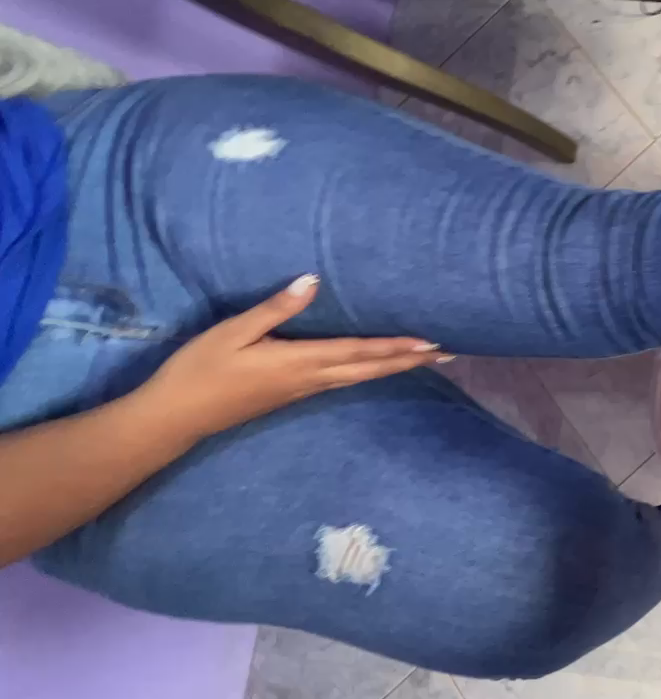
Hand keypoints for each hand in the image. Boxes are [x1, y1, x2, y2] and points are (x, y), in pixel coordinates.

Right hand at [132, 274, 448, 440]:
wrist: (172, 418)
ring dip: (399, 367)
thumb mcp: (232, 332)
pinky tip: (383, 369)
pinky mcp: (298, 394)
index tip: (432, 342)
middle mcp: (314, 377)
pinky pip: (348, 381)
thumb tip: (312, 280)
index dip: (398, 346)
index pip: (362, 351)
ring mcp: (308, 389)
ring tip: (430, 360)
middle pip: (374, 368)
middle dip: (413, 360)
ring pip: (365, 377)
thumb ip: (276, 308)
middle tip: (450, 353)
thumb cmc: (199, 370)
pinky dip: (374, 373)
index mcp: (302, 361)